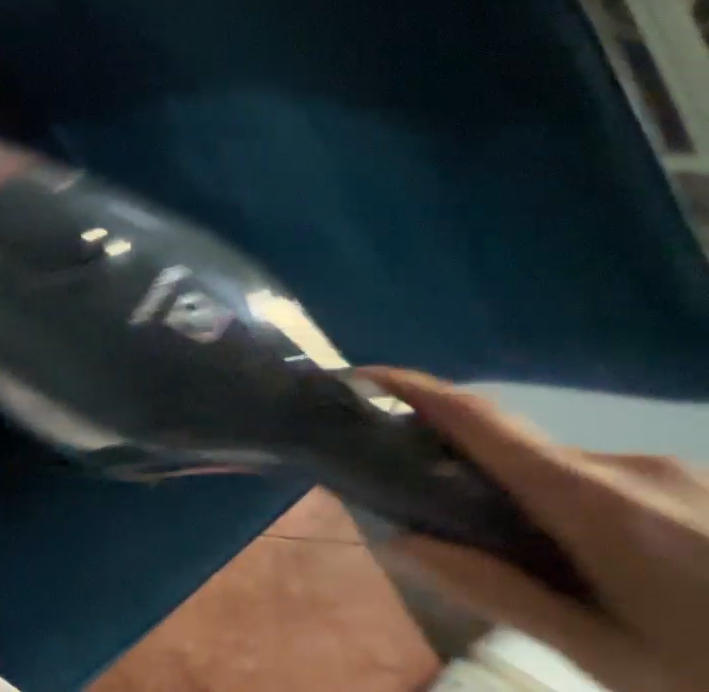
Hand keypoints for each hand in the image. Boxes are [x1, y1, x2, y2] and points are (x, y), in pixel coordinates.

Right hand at [361, 368, 708, 691]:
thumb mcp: (608, 657)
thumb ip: (499, 591)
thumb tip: (401, 541)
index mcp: (593, 501)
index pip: (479, 418)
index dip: (412, 388)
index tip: (358, 377)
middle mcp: (633, 468)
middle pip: (524, 452)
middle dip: (484, 480)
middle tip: (467, 530)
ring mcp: (684, 475)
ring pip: (578, 475)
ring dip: (550, 506)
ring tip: (567, 574)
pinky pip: (627, 487)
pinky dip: (598, 515)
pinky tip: (632, 577)